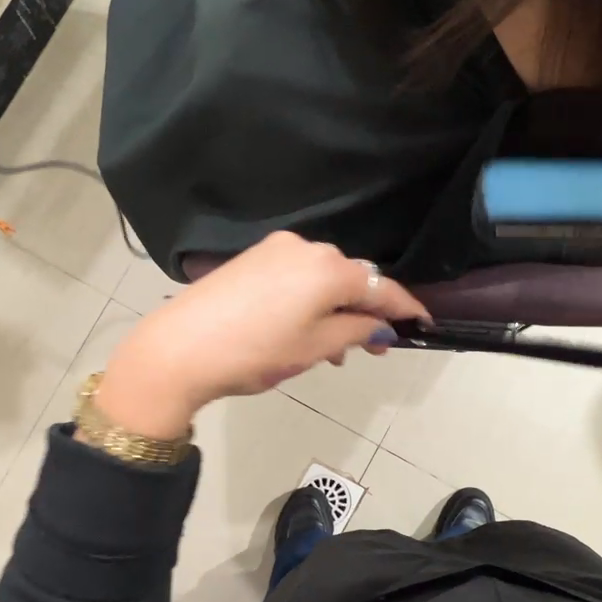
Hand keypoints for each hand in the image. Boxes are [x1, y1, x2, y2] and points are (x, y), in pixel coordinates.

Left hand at [90, 233, 430, 438]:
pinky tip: (303, 328)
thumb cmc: (254, 352)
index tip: (422, 323)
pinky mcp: (252, 258)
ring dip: (335, 308)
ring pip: (323, 278)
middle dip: (365, 312)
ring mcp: (276, 250)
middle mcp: (306, 248)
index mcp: (329, 269)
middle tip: (369, 349)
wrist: (179, 348)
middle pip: (352, 278)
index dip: (405, 308)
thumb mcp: (313, 349)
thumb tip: (381, 328)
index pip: (382, 288)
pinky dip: (309, 299)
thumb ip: (355, 332)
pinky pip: (297, 275)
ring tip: (331, 350)